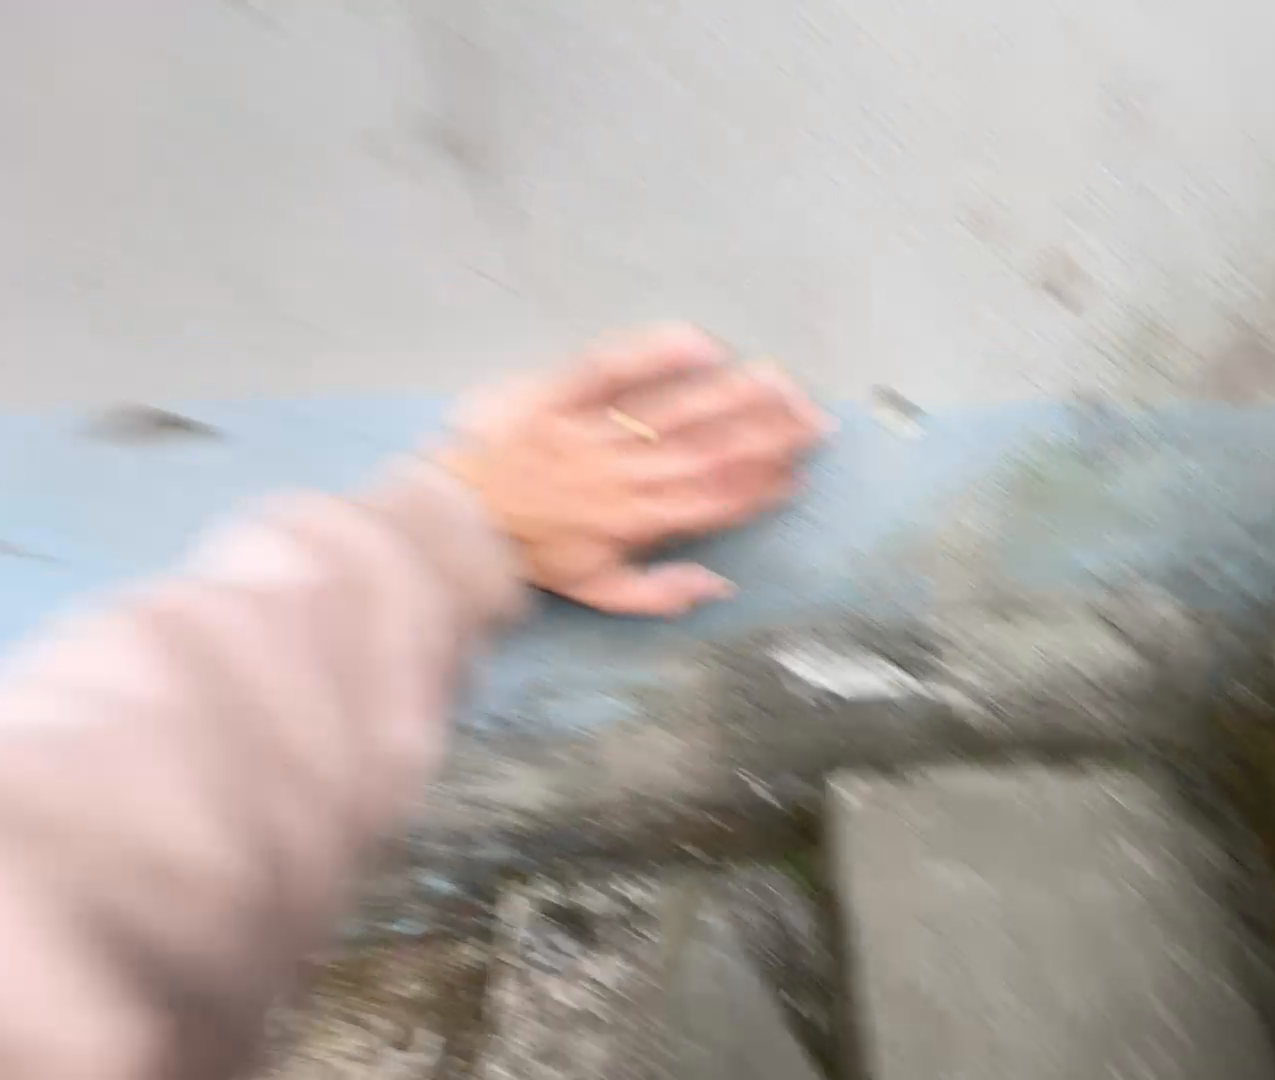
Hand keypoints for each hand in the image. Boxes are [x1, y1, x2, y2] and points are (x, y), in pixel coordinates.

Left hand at [444, 324, 830, 615]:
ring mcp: (595, 431)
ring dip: (736, 397)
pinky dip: (654, 354)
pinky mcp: (561, 395)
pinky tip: (701, 343)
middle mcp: (625, 474)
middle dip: (770, 435)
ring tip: (784, 382)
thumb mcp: (596, 591)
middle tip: (817, 420)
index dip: (761, 488)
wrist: (457, 519)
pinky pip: (610, 371)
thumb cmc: (534, 553)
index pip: (713, 502)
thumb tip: (721, 585)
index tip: (798, 473)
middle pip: (710, 452)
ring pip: (678, 412)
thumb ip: (659, 593)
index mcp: (636, 523)